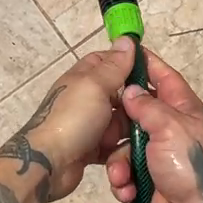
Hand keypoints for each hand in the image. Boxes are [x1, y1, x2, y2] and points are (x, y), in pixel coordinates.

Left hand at [0, 41, 136, 202]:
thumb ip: (114, 66)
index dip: (127, 63)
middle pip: (118, 96)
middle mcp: (84, 100)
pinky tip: (132, 154)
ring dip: (129, 131)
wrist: (48, 164)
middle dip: (135, 104)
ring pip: (119, 123)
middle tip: (154, 112)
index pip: (106, 61)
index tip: (152, 73)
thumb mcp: (95, 86)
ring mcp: (87, 126)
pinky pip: (113, 146)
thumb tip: (126, 39)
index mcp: (82, 79)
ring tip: (145, 137)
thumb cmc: (73, 119)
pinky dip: (120, 150)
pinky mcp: (90, 150)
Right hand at [106, 47, 202, 202]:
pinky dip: (123, 182)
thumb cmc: (191, 165)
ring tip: (120, 177)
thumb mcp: (169, 128)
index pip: (163, 76)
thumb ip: (147, 107)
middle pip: (134, 113)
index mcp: (182, 108)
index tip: (122, 53)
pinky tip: (126, 192)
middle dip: (116, 126)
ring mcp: (158, 153)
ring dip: (118, 163)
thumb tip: (130, 91)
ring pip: (125, 147)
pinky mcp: (149, 178)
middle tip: (101, 132)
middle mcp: (170, 127)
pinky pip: (126, 172)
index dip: (145, 63)